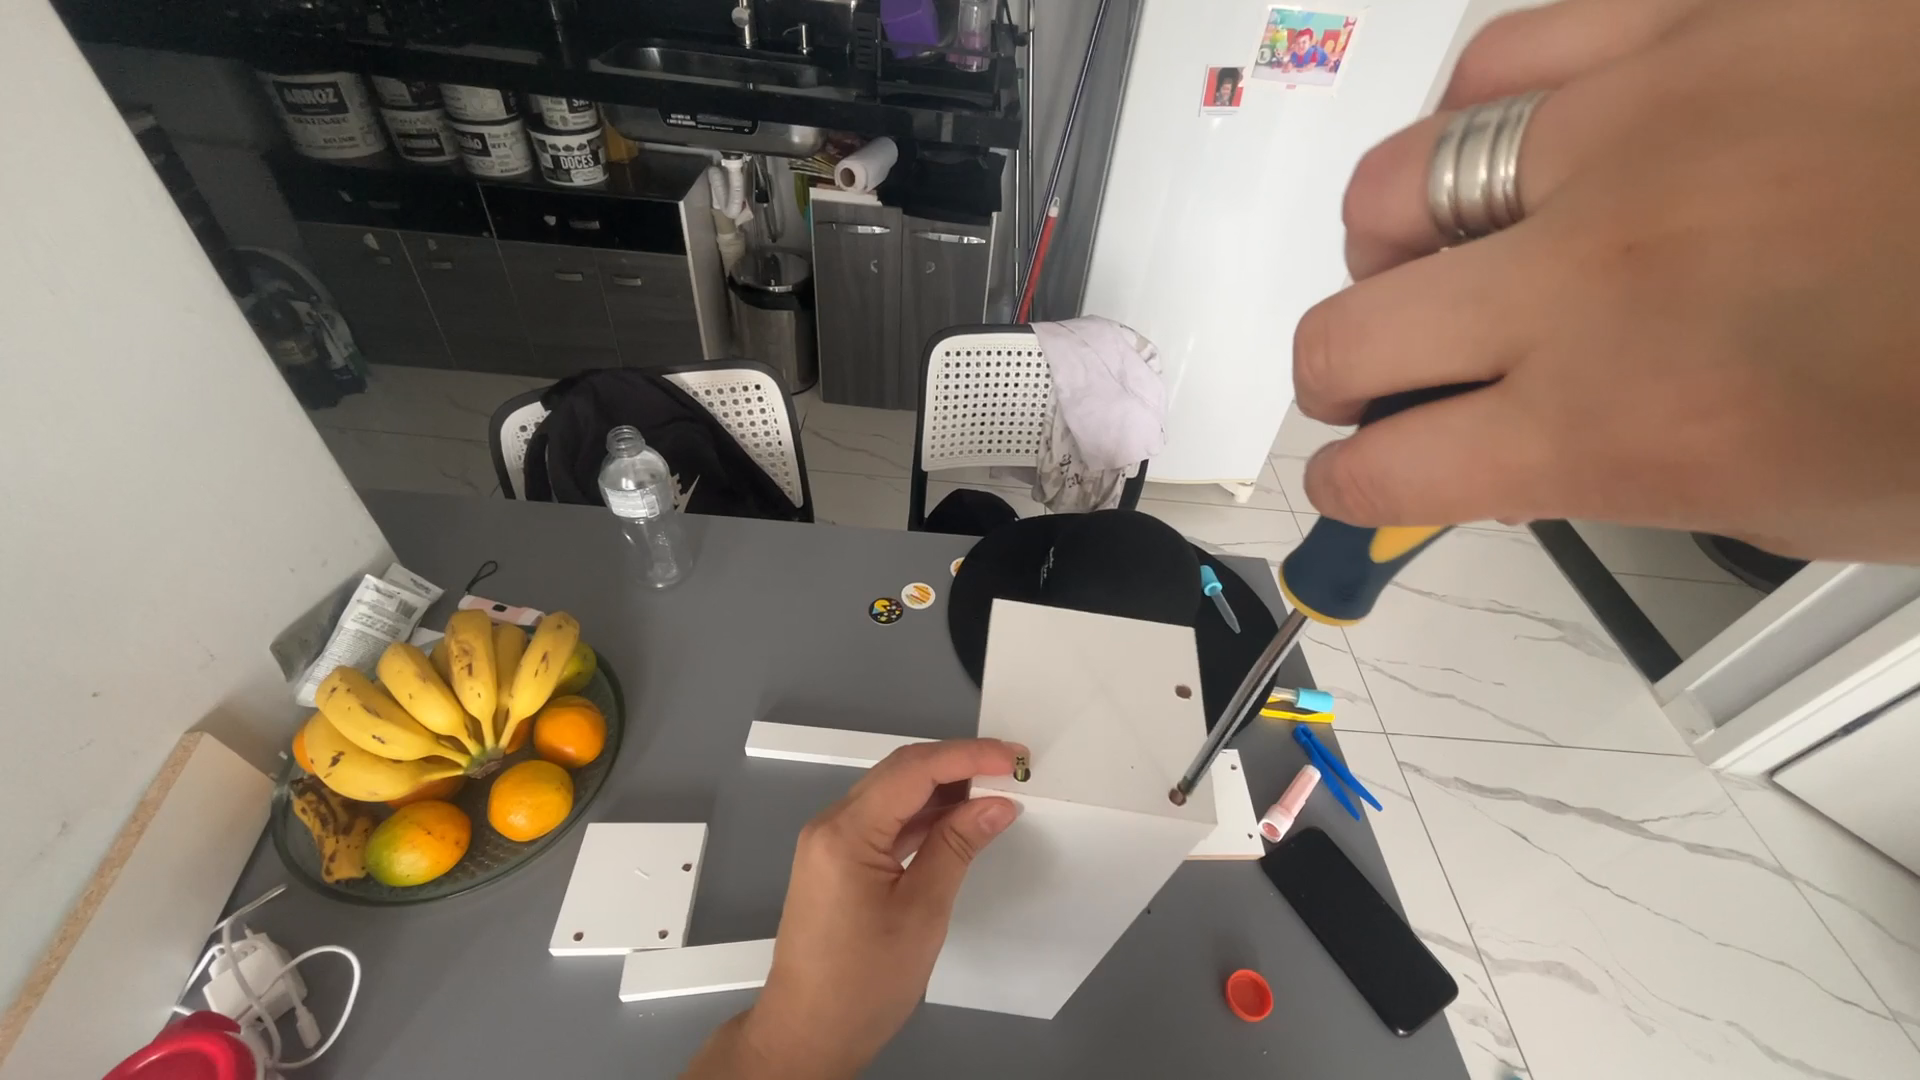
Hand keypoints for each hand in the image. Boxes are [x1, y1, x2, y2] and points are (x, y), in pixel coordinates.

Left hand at [683, 739, 1022, 1079]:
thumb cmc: (863, 983)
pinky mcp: (839, 858)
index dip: (967, 755)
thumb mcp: (922, 913)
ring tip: (994, 788)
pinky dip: (924, 813)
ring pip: (894, 792)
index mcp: (846, 832)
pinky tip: (958, 817)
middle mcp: (832, 823)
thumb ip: (958, 847)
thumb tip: (997, 804)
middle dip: (958, 762)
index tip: (1013, 758)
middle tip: (1010, 767)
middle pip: (901, 771)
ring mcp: (831, 839)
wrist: (806, 1035)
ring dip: (943, 786)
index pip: (913, 769)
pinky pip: (886, 818)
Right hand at [1293, 0, 1919, 561]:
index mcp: (1626, 425)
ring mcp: (1646, 125)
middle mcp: (1596, 278)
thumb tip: (1495, 443)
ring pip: (1394, 187)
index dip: (1347, 485)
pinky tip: (1527, 150)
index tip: (1354, 478)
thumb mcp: (1794, 501)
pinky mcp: (1714, 10)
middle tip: (1373, 384)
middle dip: (1336, 380)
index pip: (1382, 470)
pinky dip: (1486, 119)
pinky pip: (1508, 56)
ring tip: (1447, 257)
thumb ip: (1602, 474)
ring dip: (1393, 248)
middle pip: (1342, 337)